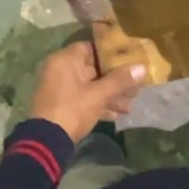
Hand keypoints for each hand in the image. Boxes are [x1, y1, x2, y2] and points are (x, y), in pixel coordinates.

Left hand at [28, 41, 146, 142]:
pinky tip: (117, 115)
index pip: (91, 48)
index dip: (111, 54)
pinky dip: (97, 104)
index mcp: (65, 60)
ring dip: (109, 95)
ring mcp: (59, 89)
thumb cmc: (73, 110)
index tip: (129, 60)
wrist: (47, 141)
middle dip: (115, 80)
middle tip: (135, 87)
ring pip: (89, 87)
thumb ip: (120, 80)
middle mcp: (59, 70)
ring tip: (130, 105)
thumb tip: (142, 67)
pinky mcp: (61, 105)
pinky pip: (82, 99)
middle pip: (92, 69)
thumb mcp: (98, 95)